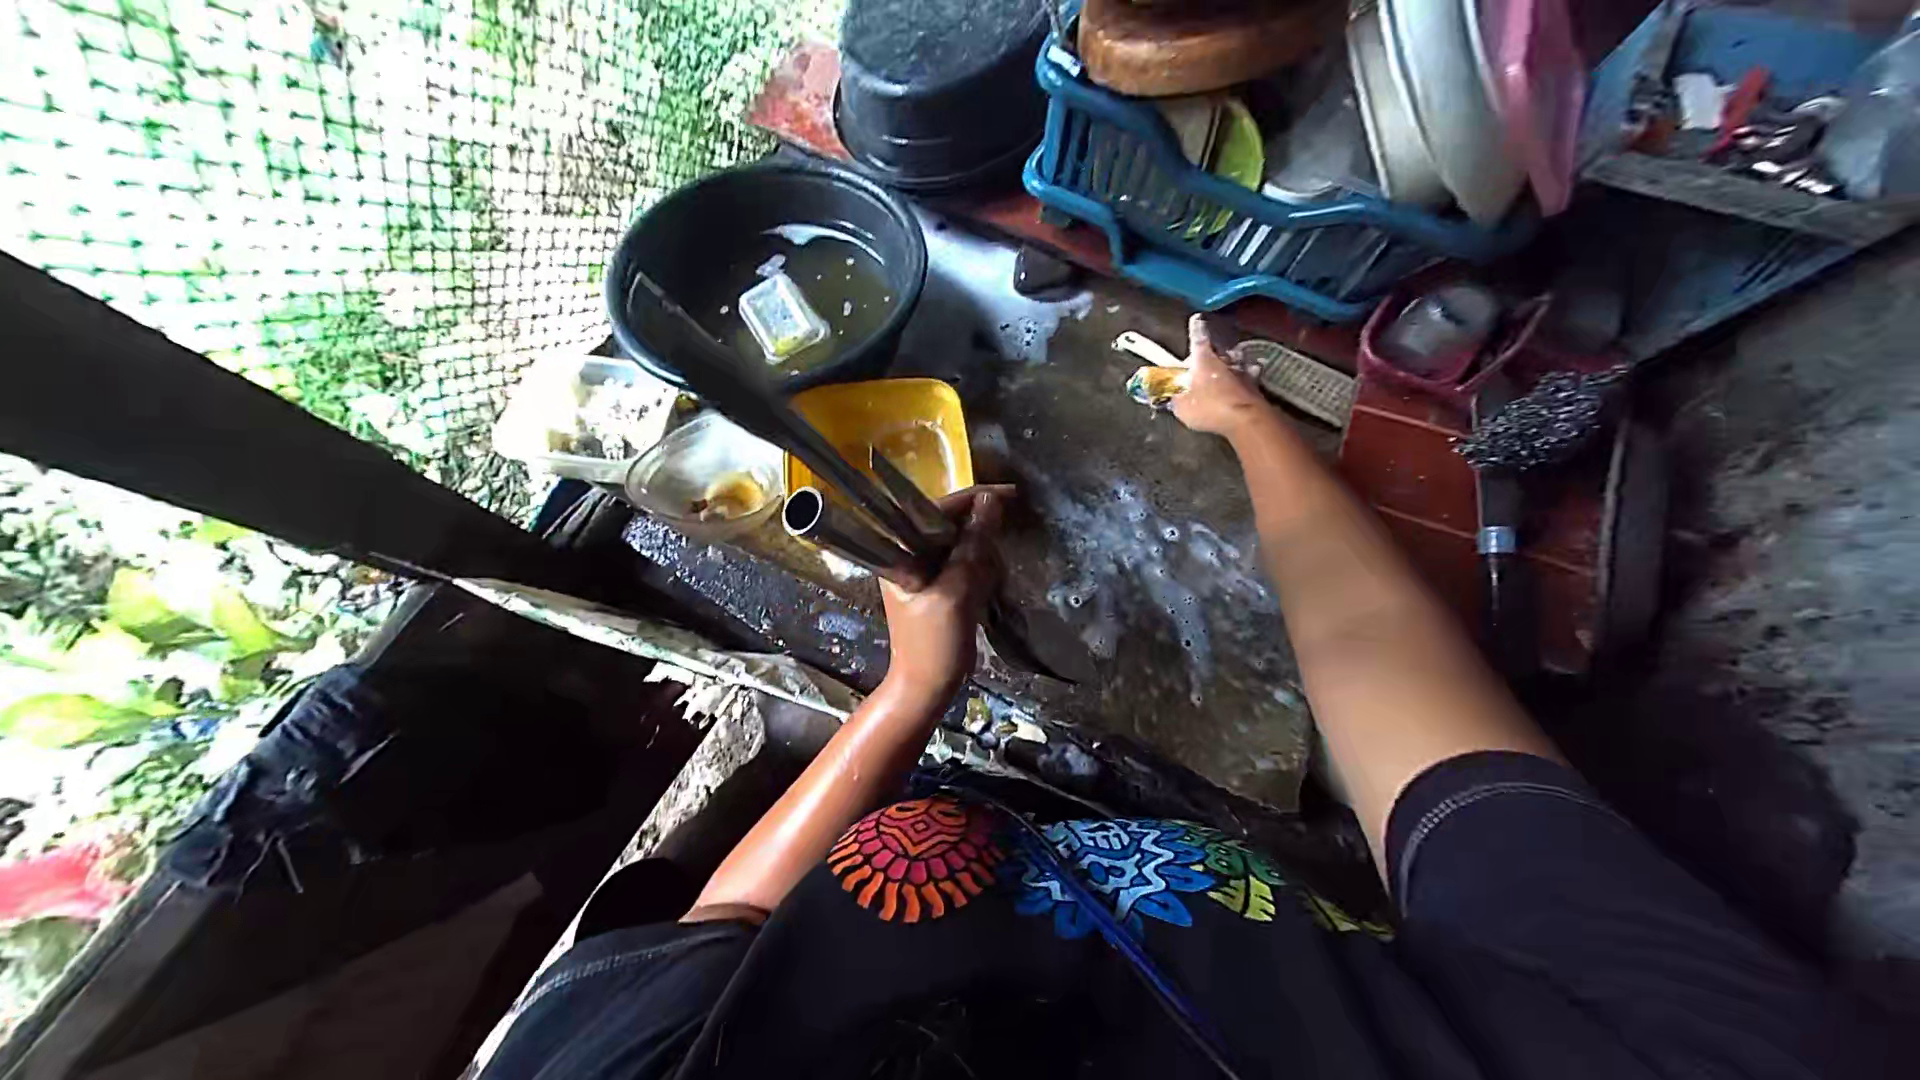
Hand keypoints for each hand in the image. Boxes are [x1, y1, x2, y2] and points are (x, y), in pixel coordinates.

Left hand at [879, 484, 1012, 696]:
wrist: (927, 687)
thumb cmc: (933, 645)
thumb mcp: (956, 594)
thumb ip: (973, 547)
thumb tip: (991, 502)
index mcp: (900, 552)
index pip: (935, 510)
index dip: (972, 500)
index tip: (1009, 495)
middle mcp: (908, 554)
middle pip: (951, 524)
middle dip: (981, 537)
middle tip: (997, 563)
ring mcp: (923, 569)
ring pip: (963, 543)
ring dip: (984, 558)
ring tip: (989, 585)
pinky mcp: (938, 583)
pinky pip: (965, 562)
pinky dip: (982, 570)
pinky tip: (987, 588)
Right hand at [1171, 314, 1269, 438]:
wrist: (1245, 420)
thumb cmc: (1209, 408)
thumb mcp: (1181, 407)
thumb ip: (1175, 398)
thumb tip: (1170, 396)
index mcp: (1204, 359)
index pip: (1198, 338)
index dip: (1196, 328)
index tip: (1196, 319)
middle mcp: (1225, 359)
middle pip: (1217, 350)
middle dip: (1210, 354)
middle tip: (1202, 364)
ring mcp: (1243, 370)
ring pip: (1236, 361)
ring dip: (1230, 363)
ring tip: (1226, 369)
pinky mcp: (1255, 385)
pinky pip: (1249, 377)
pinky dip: (1244, 379)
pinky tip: (1243, 383)